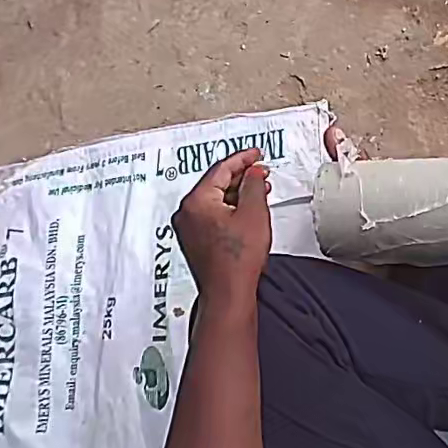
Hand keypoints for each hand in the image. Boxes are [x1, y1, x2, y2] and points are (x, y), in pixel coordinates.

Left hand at [173, 148, 271, 304]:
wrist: (229, 293)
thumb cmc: (237, 261)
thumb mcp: (254, 212)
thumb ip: (254, 184)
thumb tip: (253, 171)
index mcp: (196, 201)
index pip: (221, 169)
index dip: (243, 159)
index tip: (256, 154)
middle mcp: (187, 213)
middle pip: (216, 183)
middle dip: (241, 177)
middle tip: (260, 171)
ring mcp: (188, 228)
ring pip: (215, 200)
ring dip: (237, 194)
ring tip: (259, 191)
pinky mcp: (195, 240)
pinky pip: (212, 215)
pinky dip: (230, 209)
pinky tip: (246, 211)